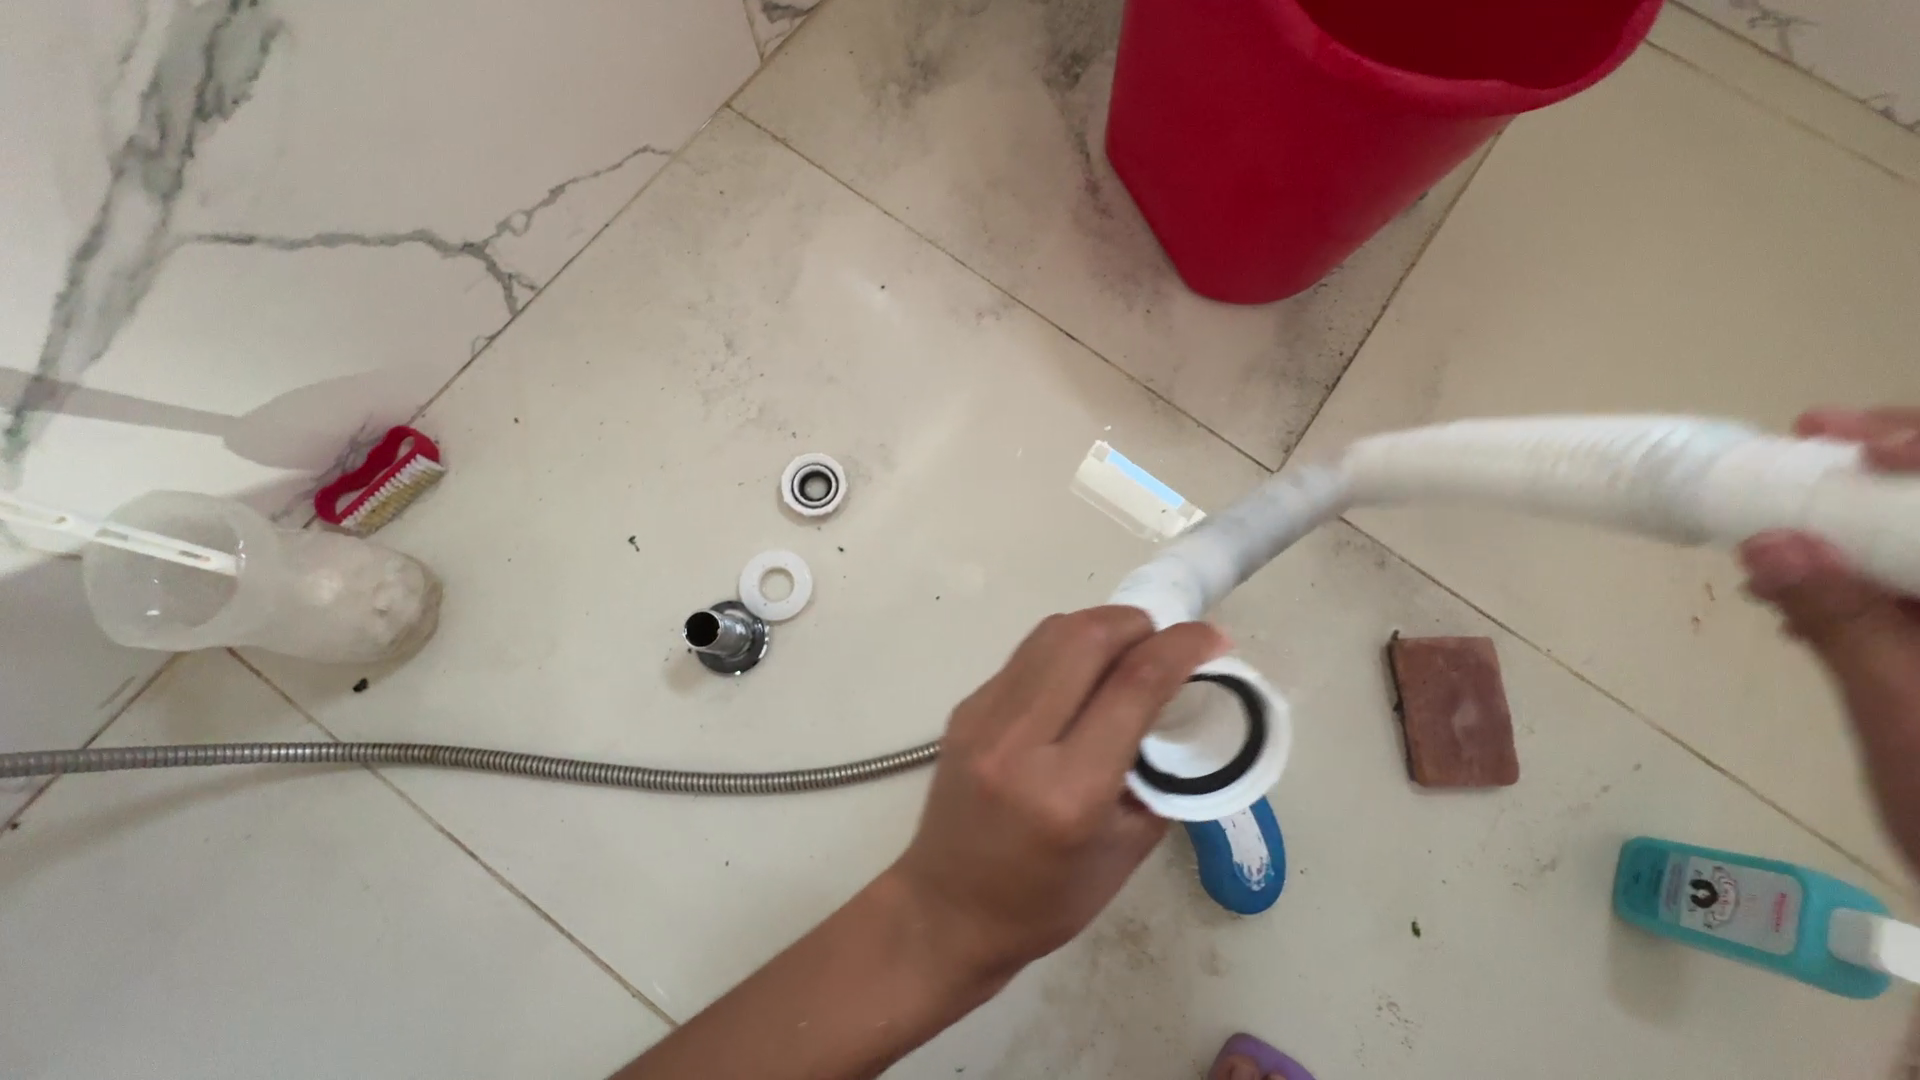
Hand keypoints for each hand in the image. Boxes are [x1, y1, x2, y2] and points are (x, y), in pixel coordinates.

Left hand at [885, 607, 1227, 981]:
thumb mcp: (1125, 850)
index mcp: (1069, 789)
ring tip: (1126, 652)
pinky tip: (1080, 679)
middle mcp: (1019, 741)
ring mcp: (983, 718)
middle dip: (1138, 623)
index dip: (1182, 648)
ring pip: (1051, 633)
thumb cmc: (1046, 899)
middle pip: (1086, 637)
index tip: (1213, 638)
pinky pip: (1026, 656)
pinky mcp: (965, 709)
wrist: (948, 909)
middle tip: (1164, 643)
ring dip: (1100, 628)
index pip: (1133, 686)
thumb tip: (1175, 705)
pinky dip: (1065, 650)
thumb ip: (1158, 773)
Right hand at [1739, 407, 1919, 872]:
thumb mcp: (1905, 718)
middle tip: (1813, 442)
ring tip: (1778, 529)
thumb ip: (1847, 624)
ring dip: (1867, 520)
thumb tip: (1770, 542)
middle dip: (1903, 463)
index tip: (1849, 445)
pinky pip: (1918, 584)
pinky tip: (1803, 587)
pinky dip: (1864, 572)